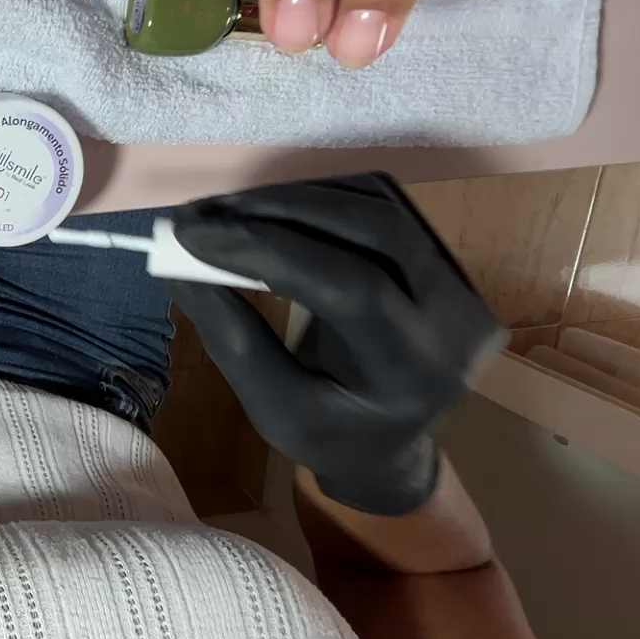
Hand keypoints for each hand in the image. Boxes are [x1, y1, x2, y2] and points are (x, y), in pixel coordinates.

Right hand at [166, 173, 504, 514]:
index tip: (191, 235)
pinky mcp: (444, 257)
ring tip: (227, 209)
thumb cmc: (325, 434)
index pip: (348, 287)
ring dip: (292, 197)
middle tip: (205, 212)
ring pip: (376, 203)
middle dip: (277, 210)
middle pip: (371, 228)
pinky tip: (268, 211)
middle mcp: (455, 318)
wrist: (387, 441)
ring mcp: (461, 281)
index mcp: (413, 372)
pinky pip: (380, 202)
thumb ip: (231, 337)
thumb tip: (178, 268)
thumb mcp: (269, 408)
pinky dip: (315, 197)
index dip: (265, 250)